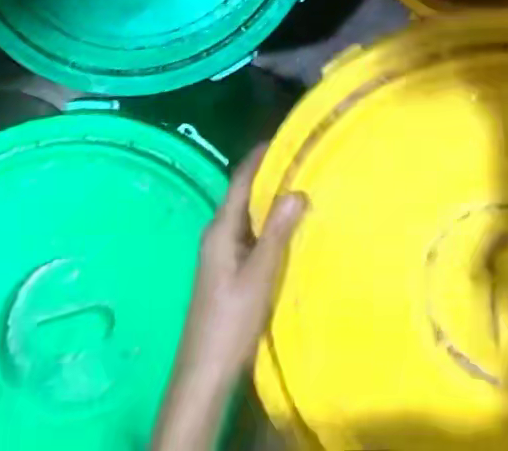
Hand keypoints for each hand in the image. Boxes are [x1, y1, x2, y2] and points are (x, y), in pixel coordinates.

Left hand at [151, 144, 307, 450]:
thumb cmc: (230, 319)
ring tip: (302, 185)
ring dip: (270, 198)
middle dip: (270, 174)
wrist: (204, 371)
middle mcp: (218, 233)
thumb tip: (297, 190)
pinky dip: (268, 221)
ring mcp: (221, 251)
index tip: (285, 137)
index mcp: (220, 229)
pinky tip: (289, 227)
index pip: (240, 180)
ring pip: (248, 213)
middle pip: (244, 193)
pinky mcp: (228, 268)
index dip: (259, 156)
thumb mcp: (259, 275)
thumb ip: (277, 233)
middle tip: (303, 160)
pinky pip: (250, 232)